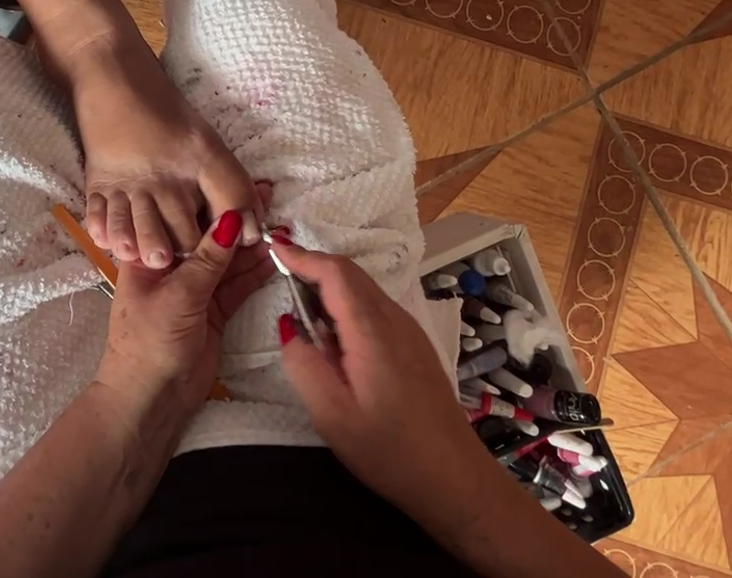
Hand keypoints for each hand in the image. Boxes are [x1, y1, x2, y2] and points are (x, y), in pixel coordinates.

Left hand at [95, 205, 274, 416]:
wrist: (149, 399)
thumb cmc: (149, 341)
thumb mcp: (179, 294)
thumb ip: (208, 259)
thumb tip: (231, 218)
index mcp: (152, 254)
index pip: (184, 219)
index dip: (212, 201)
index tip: (240, 183)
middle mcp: (173, 267)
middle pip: (209, 237)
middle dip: (237, 219)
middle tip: (268, 195)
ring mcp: (194, 290)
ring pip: (227, 261)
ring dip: (251, 245)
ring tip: (279, 223)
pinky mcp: (212, 312)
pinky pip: (235, 286)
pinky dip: (254, 272)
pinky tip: (274, 255)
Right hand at [273, 241, 475, 512]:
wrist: (457, 481)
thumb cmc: (391, 452)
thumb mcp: (332, 415)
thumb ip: (302, 364)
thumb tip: (289, 325)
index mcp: (372, 332)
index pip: (335, 272)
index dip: (302, 256)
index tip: (273, 249)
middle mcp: (395, 320)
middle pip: (350, 273)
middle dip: (314, 265)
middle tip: (279, 273)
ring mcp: (409, 331)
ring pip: (364, 288)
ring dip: (330, 286)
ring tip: (300, 306)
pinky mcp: (415, 345)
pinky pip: (375, 307)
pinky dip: (347, 304)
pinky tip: (334, 335)